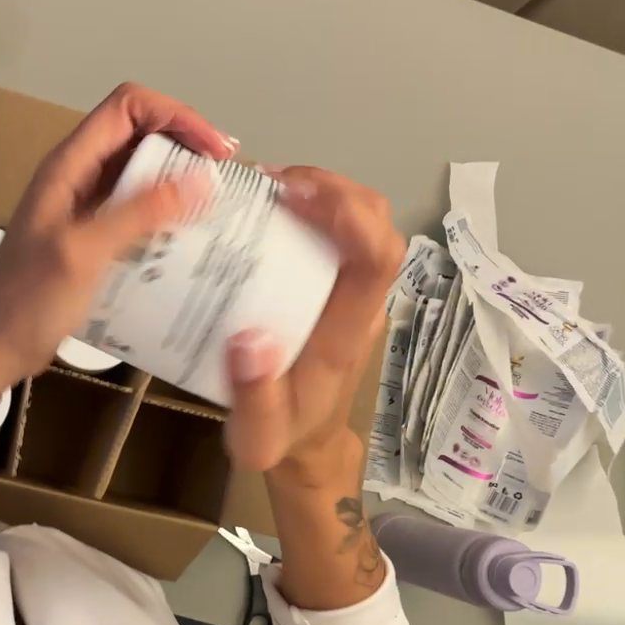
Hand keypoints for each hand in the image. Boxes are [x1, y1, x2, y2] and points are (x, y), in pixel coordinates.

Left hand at [0, 83, 233, 405]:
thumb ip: (137, 213)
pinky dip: (166, 214)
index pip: (128, 108)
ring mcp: (85, 209)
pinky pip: (136, 211)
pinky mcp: (93, 239)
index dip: (176, 116)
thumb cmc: (26, 302)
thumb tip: (201, 180)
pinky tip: (191, 238)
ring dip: (180, 180)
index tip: (216, 150)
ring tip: (218, 205)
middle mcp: (78, 178)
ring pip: (141, 174)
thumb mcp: (83, 253)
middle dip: (186, 145)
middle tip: (228, 176)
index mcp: (68, 167)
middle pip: (139, 135)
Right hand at [222, 167, 406, 487]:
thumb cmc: (282, 436)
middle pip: (377, 226)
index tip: (293, 195)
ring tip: (265, 185)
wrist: (304, 443)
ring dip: (324, 191)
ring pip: (364, 222)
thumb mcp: (257, 435)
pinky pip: (339, 233)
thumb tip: (247, 339)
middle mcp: (359, 304)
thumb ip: (254, 396)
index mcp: (345, 333)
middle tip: (270, 181)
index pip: (376, 259)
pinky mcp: (336, 287)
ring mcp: (352, 293)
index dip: (348, 215)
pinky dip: (313, 206)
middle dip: (333, 189)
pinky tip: (268, 205)